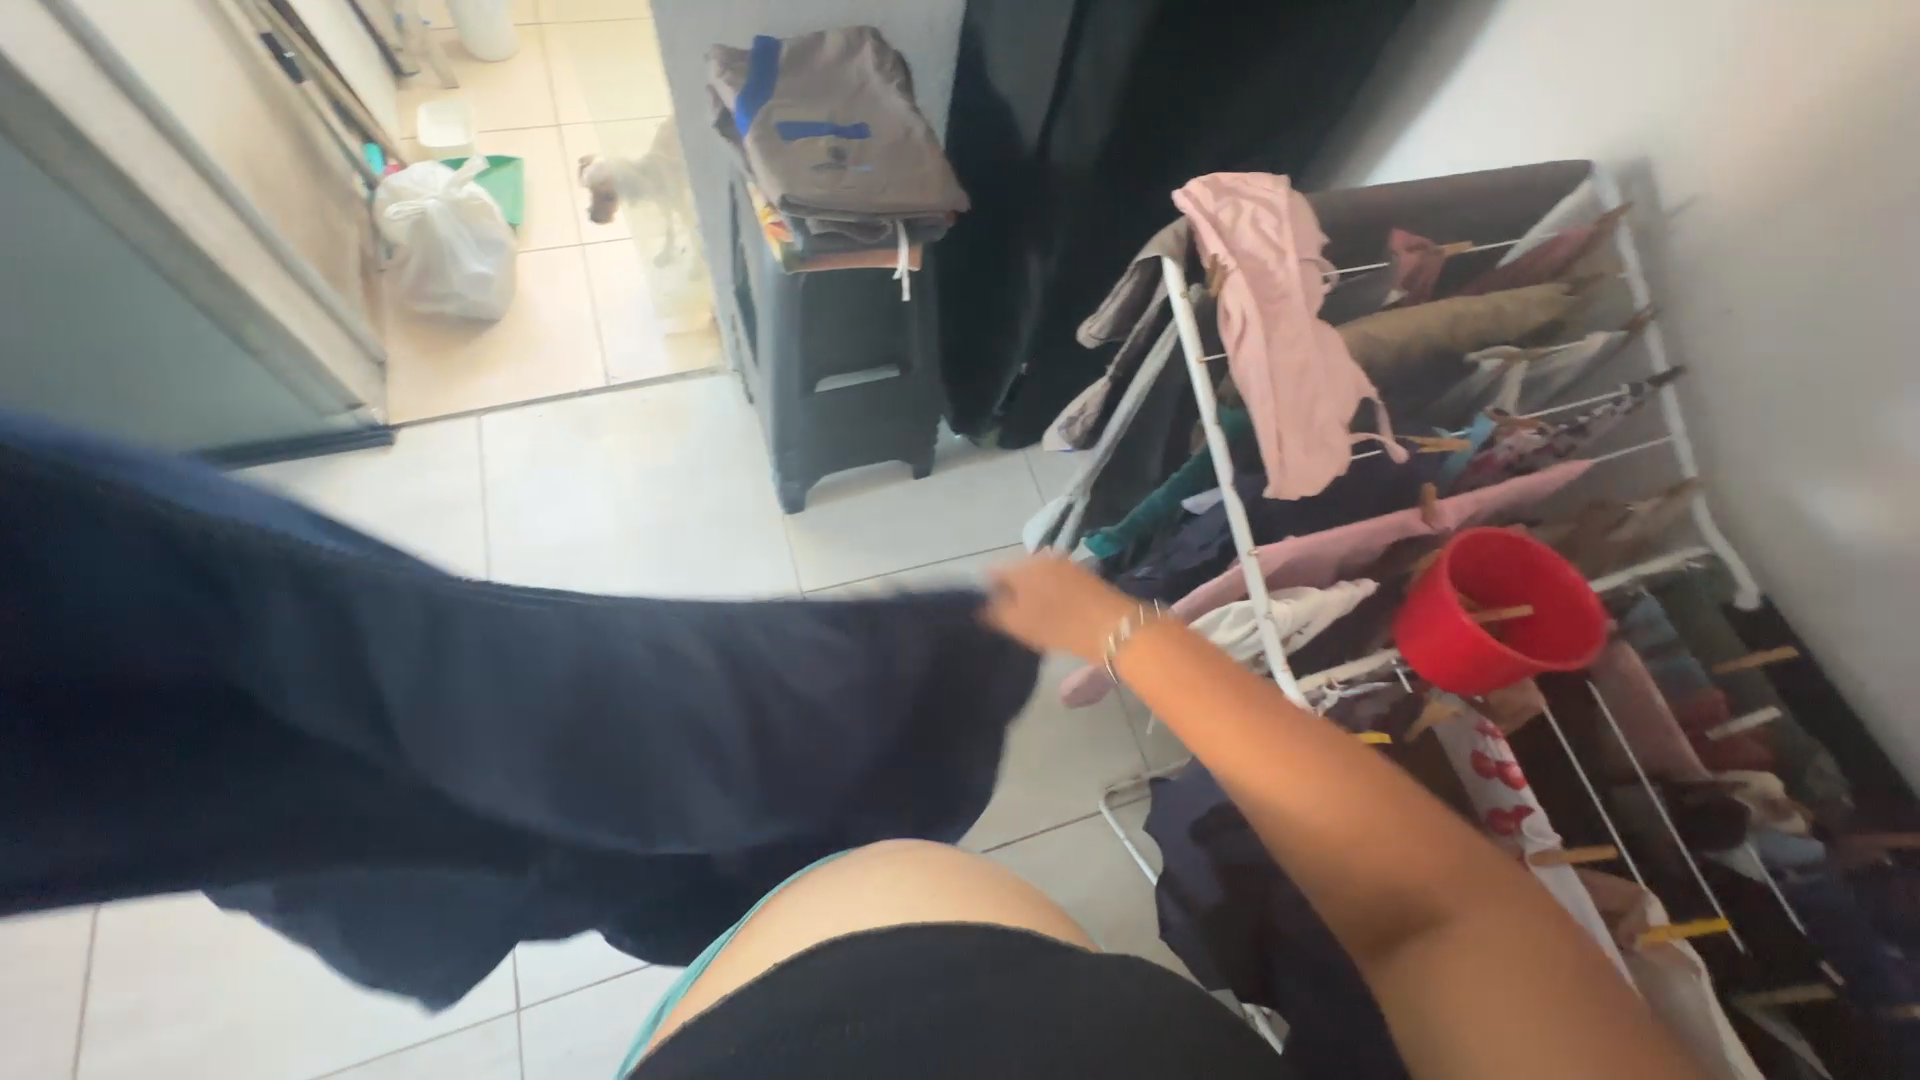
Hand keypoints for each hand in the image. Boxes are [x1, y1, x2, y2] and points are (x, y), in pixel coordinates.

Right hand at [983, 554, 1143, 661]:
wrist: (1115, 627)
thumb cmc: (1060, 626)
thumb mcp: (1019, 624)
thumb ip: (993, 613)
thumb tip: (978, 607)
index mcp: (1021, 565)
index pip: (991, 572)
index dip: (983, 591)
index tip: (984, 612)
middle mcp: (1041, 557)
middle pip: (1015, 574)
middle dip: (1008, 593)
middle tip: (1006, 619)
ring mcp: (1065, 564)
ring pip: (1036, 578)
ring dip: (1029, 594)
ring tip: (1028, 620)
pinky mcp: (1083, 575)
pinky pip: (1054, 582)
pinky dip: (1048, 595)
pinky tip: (1051, 614)